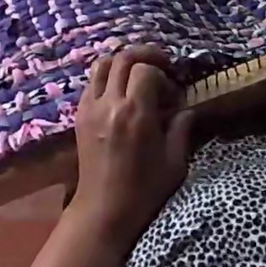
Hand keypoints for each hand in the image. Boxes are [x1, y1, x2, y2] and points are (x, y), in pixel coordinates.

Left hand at [66, 46, 195, 244]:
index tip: (172, 93)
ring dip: (123, 62)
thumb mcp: (174, 161)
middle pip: (122, 58)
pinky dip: (107, 77)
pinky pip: (92, 82)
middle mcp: (109, 104)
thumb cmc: (144, 190)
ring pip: (102, 64)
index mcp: (134, 113)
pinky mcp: (80, 115)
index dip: (163, 74)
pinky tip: (121, 92)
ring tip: (139, 73)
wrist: (104, 211)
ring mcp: (90, 107)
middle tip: (161, 65)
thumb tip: (186, 108)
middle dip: (145, 55)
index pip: (145, 69)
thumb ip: (181, 128)